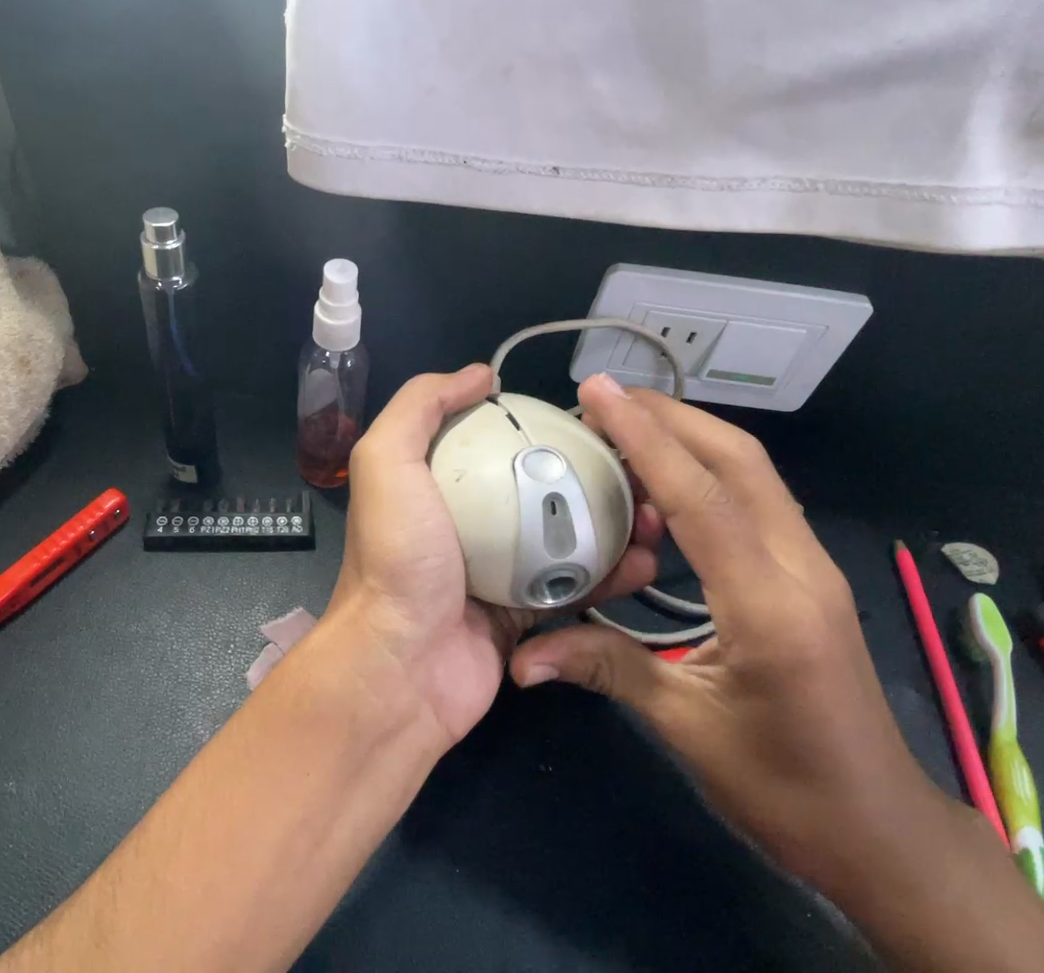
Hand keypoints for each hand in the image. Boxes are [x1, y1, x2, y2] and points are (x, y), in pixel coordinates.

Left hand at [318, 365, 660, 746]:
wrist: (401, 670)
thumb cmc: (397, 559)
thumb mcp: (387, 463)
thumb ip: (420, 407)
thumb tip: (479, 373)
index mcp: (437, 484)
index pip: (498, 440)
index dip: (544, 424)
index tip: (598, 416)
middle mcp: (469, 523)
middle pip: (541, 486)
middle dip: (594, 474)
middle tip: (641, 468)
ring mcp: (498, 572)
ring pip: (566, 537)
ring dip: (613, 525)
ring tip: (656, 513)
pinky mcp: (525, 617)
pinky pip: (574, 587)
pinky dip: (609, 576)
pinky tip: (644, 562)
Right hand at [508, 374, 949, 888]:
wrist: (880, 829)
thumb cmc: (786, 790)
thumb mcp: (689, 729)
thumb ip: (608, 670)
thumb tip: (522, 657)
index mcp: (770, 606)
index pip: (702, 498)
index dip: (646, 438)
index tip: (598, 393)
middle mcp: (801, 569)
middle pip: (740, 461)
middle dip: (671, 417)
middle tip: (602, 399)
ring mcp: (814, 568)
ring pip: (754, 476)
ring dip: (690, 442)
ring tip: (622, 437)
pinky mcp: (811, 577)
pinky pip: (758, 504)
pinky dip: (708, 478)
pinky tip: (662, 497)